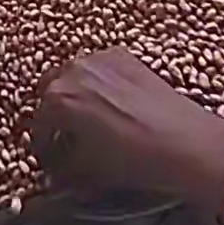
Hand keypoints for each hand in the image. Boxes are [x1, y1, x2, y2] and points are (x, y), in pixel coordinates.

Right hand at [33, 49, 223, 211]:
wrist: (185, 141)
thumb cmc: (133, 159)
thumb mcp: (89, 170)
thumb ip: (62, 166)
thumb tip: (55, 168)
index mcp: (58, 98)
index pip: (39, 123)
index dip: (43, 144)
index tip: (50, 156)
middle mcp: (72, 70)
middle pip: (51, 90)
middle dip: (55, 111)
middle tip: (69, 134)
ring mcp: (98, 57)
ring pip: (74, 75)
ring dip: (76, 93)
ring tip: (93, 118)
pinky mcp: (122, 54)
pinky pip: (99, 67)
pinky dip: (99, 82)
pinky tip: (115, 103)